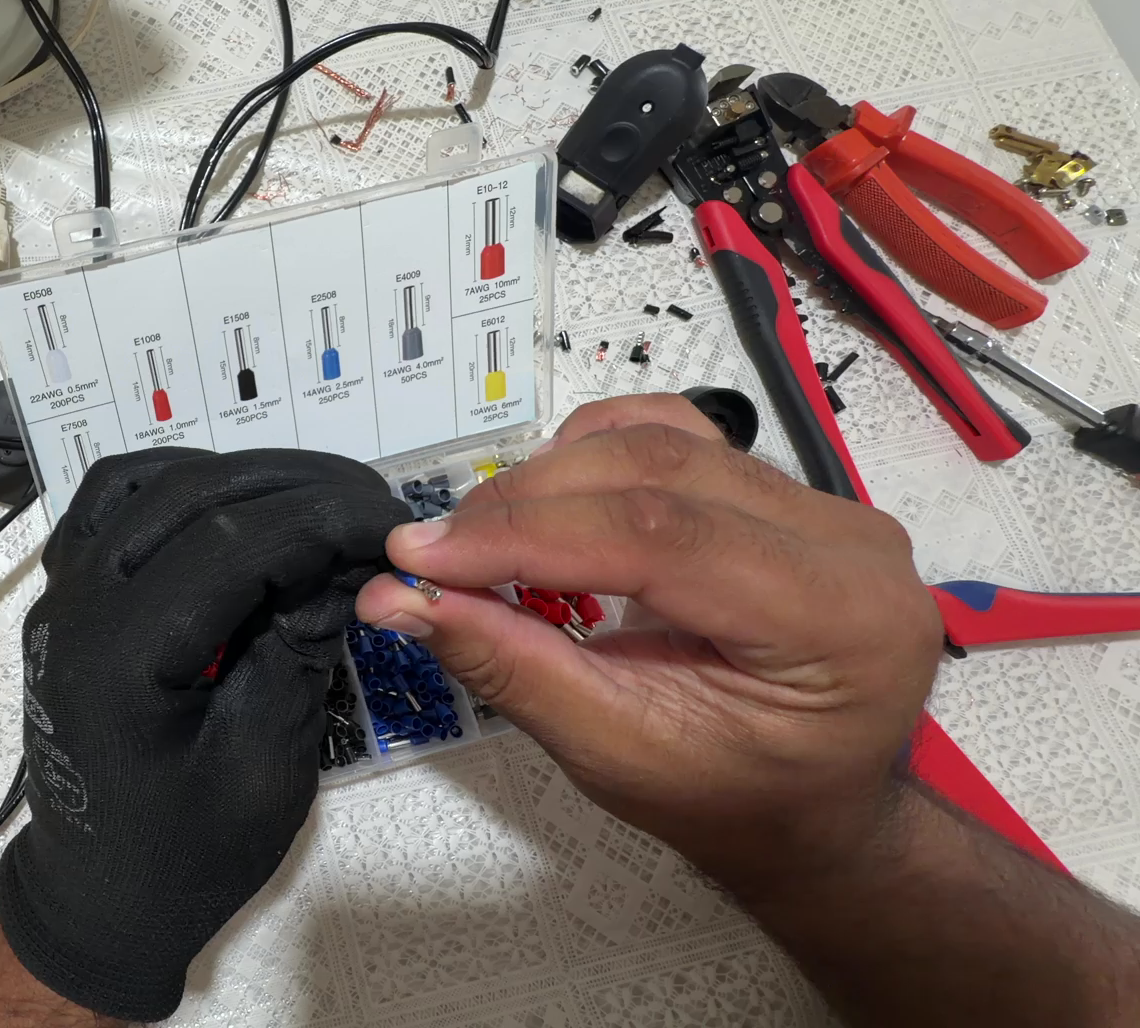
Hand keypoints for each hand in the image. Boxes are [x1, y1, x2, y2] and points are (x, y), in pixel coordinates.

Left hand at [0, 447, 411, 1021]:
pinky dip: (174, 485)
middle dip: (291, 486)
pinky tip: (227, 505)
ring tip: (307, 499)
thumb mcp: (264, 766)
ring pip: (142, 483)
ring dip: (233, 475)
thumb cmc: (185, 852)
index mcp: (119, 659)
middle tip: (368, 501)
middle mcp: (73, 606)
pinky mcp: (65, 593)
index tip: (393, 522)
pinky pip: (110, 504)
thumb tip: (347, 560)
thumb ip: (300, 648)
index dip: (321, 519)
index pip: (229, 547)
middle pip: (186, 497)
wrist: (96, 892)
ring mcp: (58, 592)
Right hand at [355, 395, 943, 888]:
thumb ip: (502, 662)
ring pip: (648, 438)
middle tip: (432, 555)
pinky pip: (663, 430)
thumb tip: (392, 597)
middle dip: (516, 505)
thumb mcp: (606, 748)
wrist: (804, 801)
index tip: (416, 557)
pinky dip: (583, 448)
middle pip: (648, 469)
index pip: (655, 536)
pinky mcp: (765, 486)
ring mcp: (809, 501)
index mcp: (832, 618)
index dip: (520, 537)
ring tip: (481, 536)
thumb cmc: (721, 795)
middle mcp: (839, 536)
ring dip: (540, 478)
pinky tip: (547, 496)